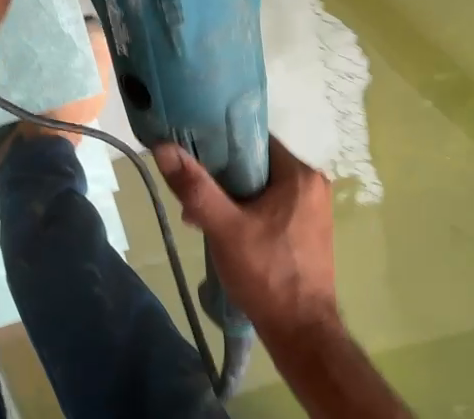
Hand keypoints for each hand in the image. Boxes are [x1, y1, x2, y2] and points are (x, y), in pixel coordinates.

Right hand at [155, 137, 338, 340]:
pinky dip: (242, 211)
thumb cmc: (267, 274)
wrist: (301, 334)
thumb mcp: (224, 227)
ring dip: (226, 196)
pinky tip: (219, 230)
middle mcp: (311, 187)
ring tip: (197, 215)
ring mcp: (310, 211)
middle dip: (218, 176)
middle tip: (190, 190)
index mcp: (301, 176)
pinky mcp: (304, 232)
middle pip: (253, 164)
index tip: (191, 151)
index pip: (253, 138)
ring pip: (257, 187)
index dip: (219, 141)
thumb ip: (195, 187)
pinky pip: (267, 206)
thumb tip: (162, 147)